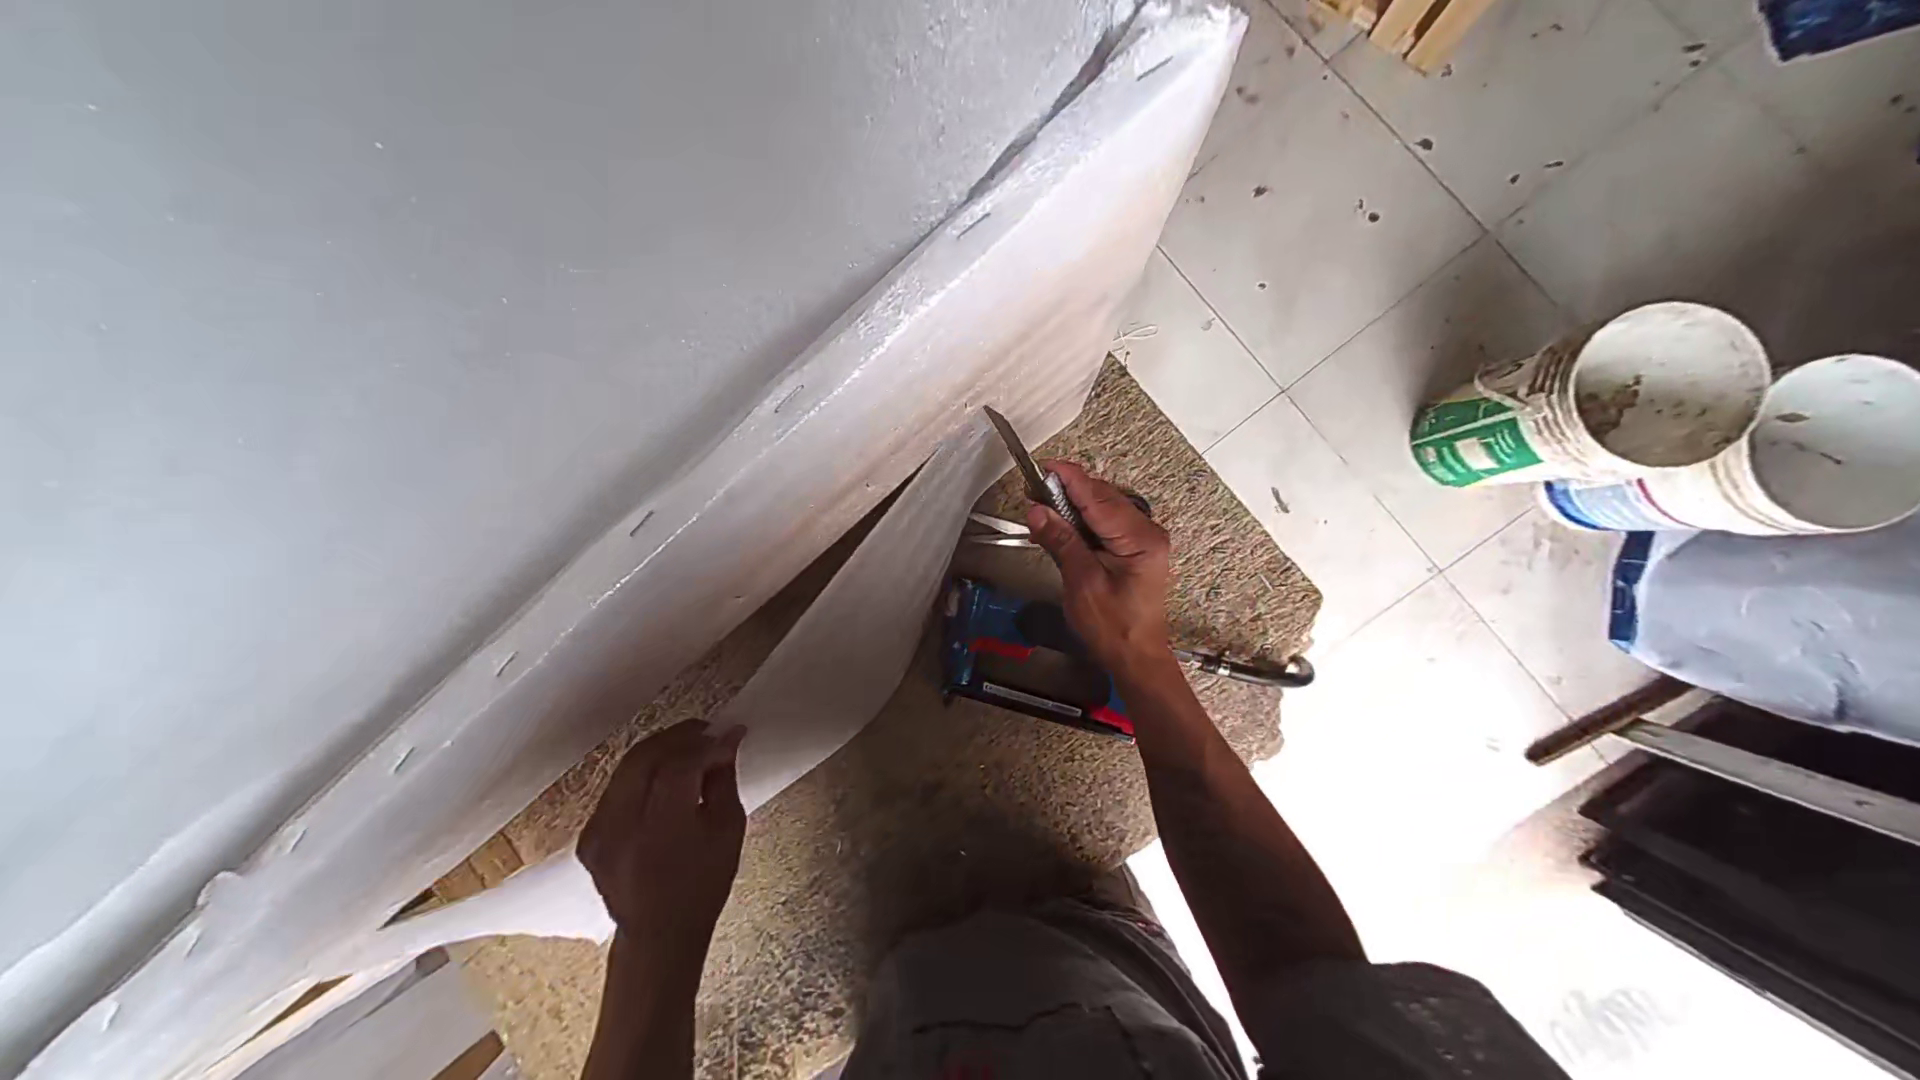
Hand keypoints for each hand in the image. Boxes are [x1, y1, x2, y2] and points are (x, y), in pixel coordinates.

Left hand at [579, 719, 746, 940]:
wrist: (659, 934)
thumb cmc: (705, 883)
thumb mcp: (728, 828)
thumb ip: (723, 779)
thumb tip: (727, 739)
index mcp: (661, 831)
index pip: (679, 766)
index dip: (706, 744)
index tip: (730, 732)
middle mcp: (620, 828)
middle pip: (644, 757)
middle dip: (679, 736)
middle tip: (707, 730)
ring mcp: (597, 832)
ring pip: (627, 766)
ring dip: (661, 748)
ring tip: (690, 745)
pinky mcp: (588, 835)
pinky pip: (618, 786)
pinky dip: (644, 771)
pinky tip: (666, 773)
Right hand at [1024, 460, 1172, 672]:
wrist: (1135, 655)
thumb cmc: (1113, 626)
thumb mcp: (1081, 582)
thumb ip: (1061, 541)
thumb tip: (1038, 511)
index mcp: (1139, 538)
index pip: (1098, 497)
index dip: (1070, 478)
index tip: (1044, 466)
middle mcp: (1147, 532)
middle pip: (1102, 497)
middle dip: (1068, 491)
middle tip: (1034, 491)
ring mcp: (1143, 539)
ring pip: (1103, 508)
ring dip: (1073, 505)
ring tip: (1042, 508)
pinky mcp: (1135, 548)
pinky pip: (1106, 523)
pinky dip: (1082, 521)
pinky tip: (1061, 526)